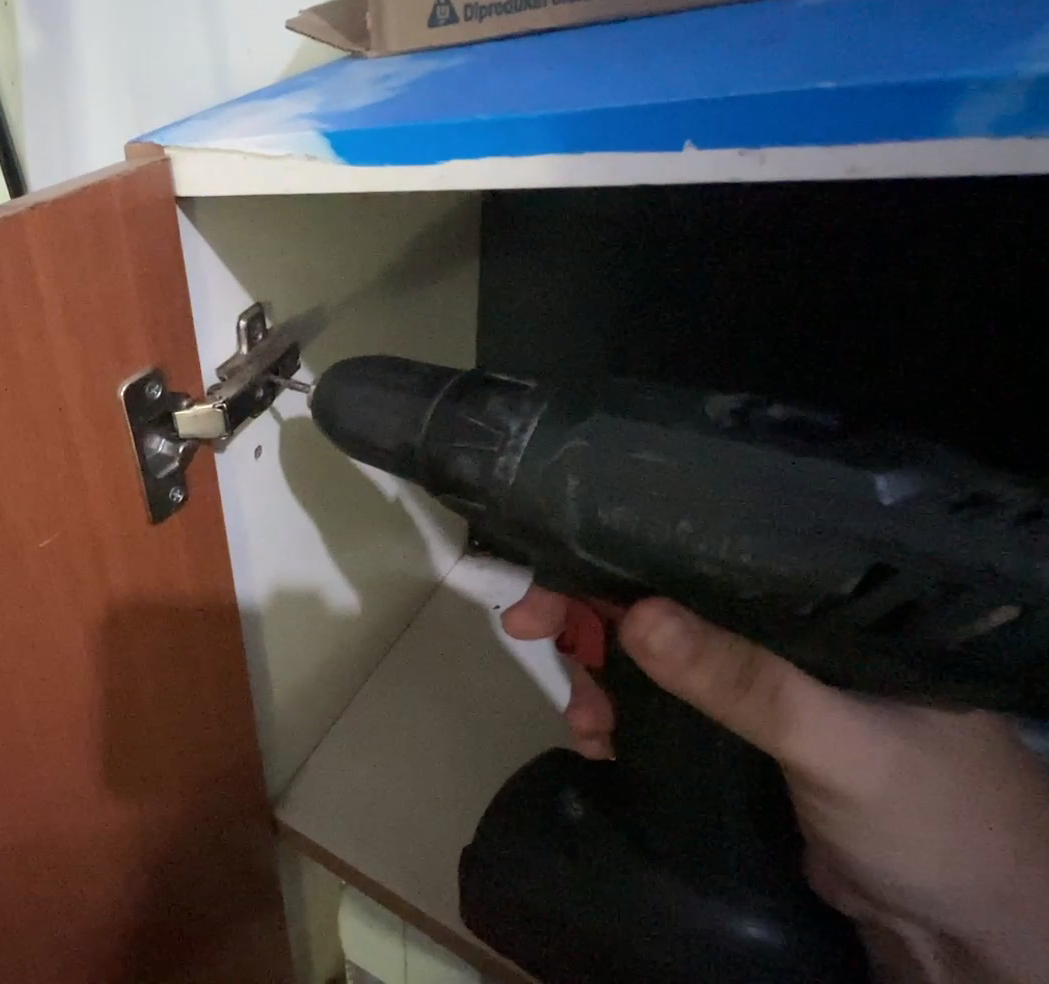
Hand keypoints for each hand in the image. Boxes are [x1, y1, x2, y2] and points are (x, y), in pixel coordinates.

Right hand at [503, 588, 1048, 983]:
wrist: (968, 934)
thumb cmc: (935, 819)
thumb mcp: (841, 746)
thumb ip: (744, 683)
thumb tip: (635, 616)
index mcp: (811, 612)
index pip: (698, 563)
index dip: (618, 562)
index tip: (550, 582)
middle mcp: (774, 637)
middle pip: (654, 604)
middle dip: (586, 620)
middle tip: (528, 633)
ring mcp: (746, 688)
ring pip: (640, 657)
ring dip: (594, 680)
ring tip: (585, 721)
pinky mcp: (725, 736)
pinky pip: (646, 709)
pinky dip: (609, 720)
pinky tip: (597, 741)